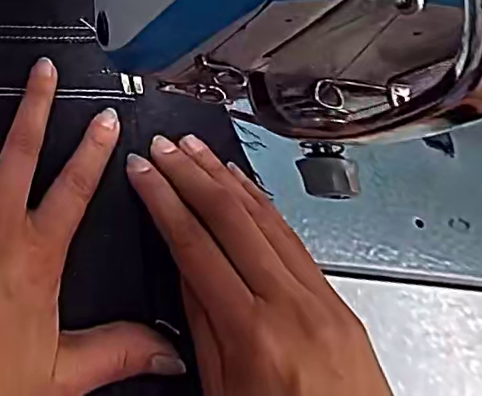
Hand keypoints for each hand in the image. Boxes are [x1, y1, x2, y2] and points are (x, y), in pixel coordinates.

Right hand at [128, 134, 393, 395]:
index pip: (195, 243)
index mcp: (254, 336)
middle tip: (162, 146)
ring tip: (195, 148)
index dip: (162, 199)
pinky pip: (291, 235)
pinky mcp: (338, 298)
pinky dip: (261, 200)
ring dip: (222, 174)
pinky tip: (242, 182)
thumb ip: (202, 327)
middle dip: (188, 172)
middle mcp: (291, 306)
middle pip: (228, 215)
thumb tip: (183, 266)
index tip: (143, 172)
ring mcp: (320, 298)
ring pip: (262, 214)